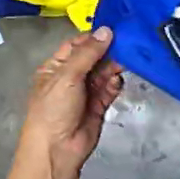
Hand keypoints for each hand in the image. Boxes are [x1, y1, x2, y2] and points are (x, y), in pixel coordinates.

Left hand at [18, 27, 124, 178]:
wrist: (58, 148)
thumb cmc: (52, 111)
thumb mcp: (67, 77)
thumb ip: (88, 53)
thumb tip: (106, 31)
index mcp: (55, 68)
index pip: (77, 46)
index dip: (94, 38)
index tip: (115, 30)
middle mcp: (71, 78)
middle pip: (94, 58)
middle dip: (109, 52)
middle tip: (127, 45)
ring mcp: (86, 91)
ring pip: (105, 72)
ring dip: (114, 68)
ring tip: (125, 64)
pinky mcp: (99, 104)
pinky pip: (111, 88)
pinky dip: (116, 84)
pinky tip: (117, 83)